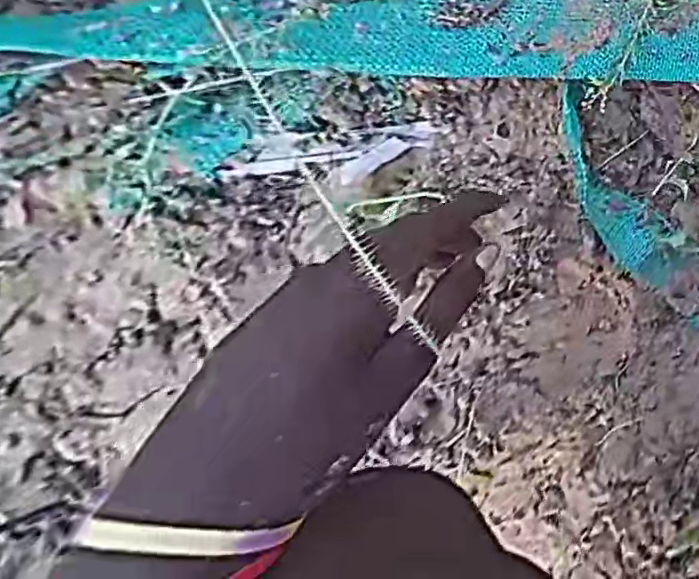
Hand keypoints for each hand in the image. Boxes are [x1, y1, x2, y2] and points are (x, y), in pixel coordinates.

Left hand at [94, 193, 497, 530]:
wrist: (199, 495)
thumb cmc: (320, 433)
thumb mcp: (401, 372)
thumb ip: (448, 305)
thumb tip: (487, 255)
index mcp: (362, 282)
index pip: (427, 224)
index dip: (468, 207)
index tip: (499, 202)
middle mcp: (324, 273)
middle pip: (396, 233)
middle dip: (442, 231)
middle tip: (475, 246)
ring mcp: (290, 291)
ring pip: (365, 252)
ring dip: (409, 252)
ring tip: (438, 272)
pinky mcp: (269, 312)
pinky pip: (337, 272)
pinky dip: (375, 271)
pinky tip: (384, 300)